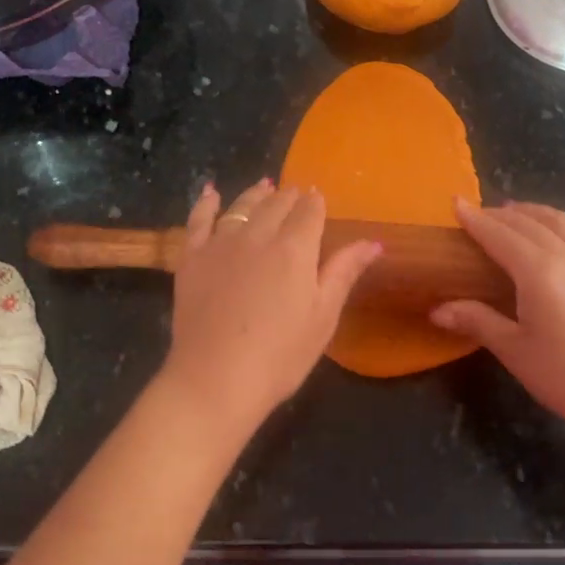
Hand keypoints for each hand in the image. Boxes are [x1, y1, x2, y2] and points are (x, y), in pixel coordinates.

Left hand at [158, 181, 380, 431]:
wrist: (215, 379)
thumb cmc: (280, 355)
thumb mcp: (323, 316)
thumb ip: (344, 272)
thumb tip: (373, 241)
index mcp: (295, 248)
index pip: (310, 211)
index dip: (316, 203)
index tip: (319, 200)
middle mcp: (258, 235)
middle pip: (277, 204)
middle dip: (290, 197)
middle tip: (297, 195)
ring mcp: (220, 244)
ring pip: (242, 206)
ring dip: (257, 194)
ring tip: (265, 185)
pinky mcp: (191, 259)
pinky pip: (198, 220)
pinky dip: (206, 202)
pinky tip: (211, 192)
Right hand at [431, 200, 564, 446]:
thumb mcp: (514, 350)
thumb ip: (477, 321)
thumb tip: (436, 310)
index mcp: (538, 270)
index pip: (500, 236)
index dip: (475, 220)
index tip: (455, 204)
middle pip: (529, 224)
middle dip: (501, 216)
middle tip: (478, 215)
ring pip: (563, 223)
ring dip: (537, 213)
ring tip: (517, 211)